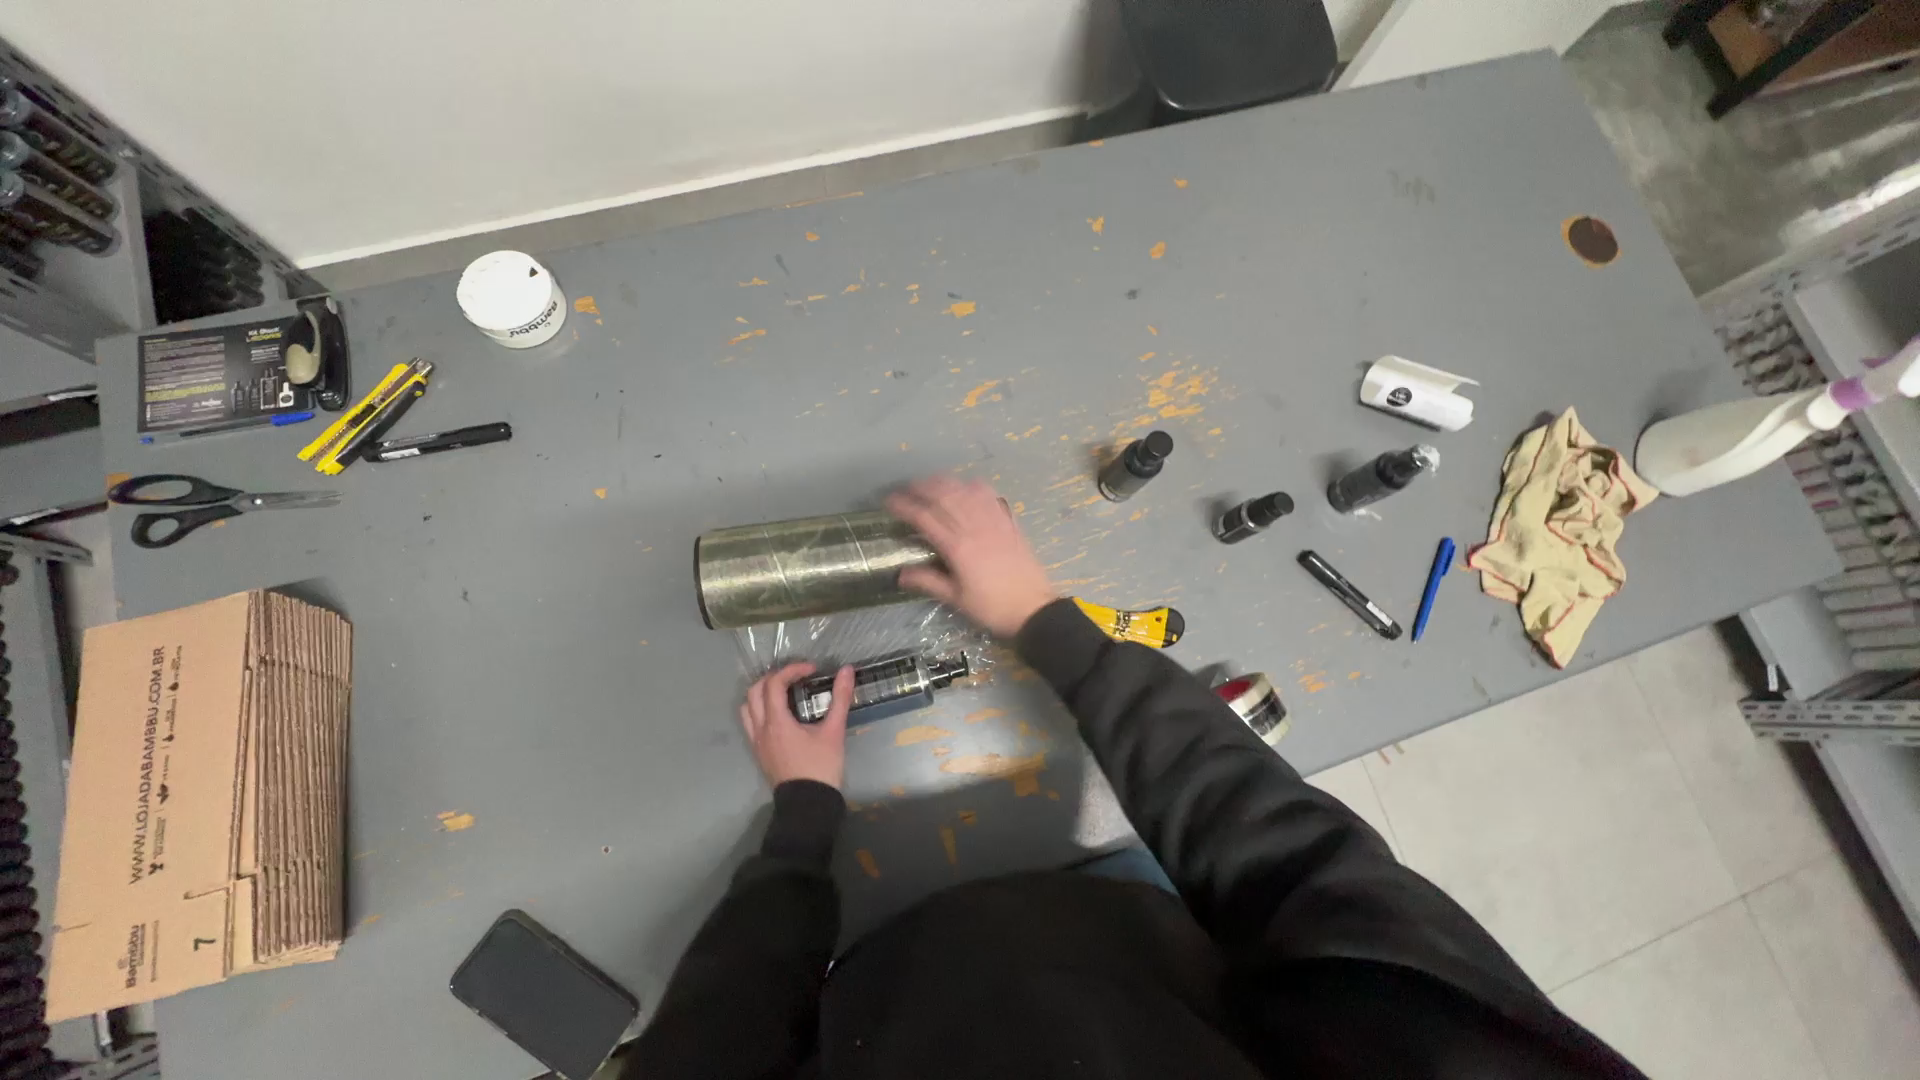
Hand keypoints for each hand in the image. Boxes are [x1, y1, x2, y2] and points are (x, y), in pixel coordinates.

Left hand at [739, 663, 854, 789]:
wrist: (808, 804)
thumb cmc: (821, 767)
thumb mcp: (834, 732)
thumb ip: (840, 698)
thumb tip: (847, 670)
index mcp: (776, 722)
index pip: (774, 684)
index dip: (792, 670)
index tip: (812, 670)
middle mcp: (761, 729)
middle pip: (754, 691)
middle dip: (774, 678)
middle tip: (796, 677)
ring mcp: (756, 742)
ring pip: (747, 708)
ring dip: (762, 693)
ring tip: (784, 693)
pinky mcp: (759, 752)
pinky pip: (750, 723)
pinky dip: (760, 710)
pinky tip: (780, 715)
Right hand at [888, 475, 1056, 637]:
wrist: (1033, 609)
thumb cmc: (992, 608)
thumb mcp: (956, 599)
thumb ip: (928, 582)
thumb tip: (900, 574)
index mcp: (957, 547)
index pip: (924, 518)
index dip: (904, 506)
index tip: (889, 501)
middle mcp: (974, 527)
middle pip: (944, 496)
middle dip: (921, 487)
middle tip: (906, 488)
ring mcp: (994, 522)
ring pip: (965, 491)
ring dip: (945, 482)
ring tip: (931, 483)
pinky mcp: (1009, 522)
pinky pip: (990, 495)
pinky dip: (974, 486)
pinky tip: (967, 486)